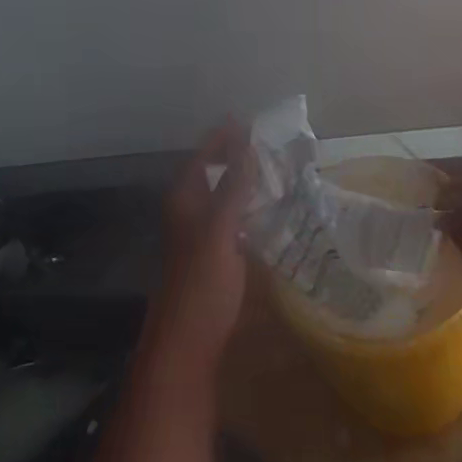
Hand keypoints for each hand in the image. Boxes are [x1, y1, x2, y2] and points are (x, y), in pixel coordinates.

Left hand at [149, 125, 254, 362]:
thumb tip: (247, 146)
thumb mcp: (219, 231)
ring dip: (244, 180)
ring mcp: (202, 234)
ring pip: (223, 196)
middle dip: (236, 156)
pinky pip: (233, 218)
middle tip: (270, 143)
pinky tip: (272, 207)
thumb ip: (232, 188)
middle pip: (212, 173)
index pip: (202, 157)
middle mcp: (189, 212)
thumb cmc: (201, 283)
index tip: (248, 121)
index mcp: (184, 200)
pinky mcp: (216, 253)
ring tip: (277, 168)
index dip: (222, 138)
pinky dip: (249, 206)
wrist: (189, 341)